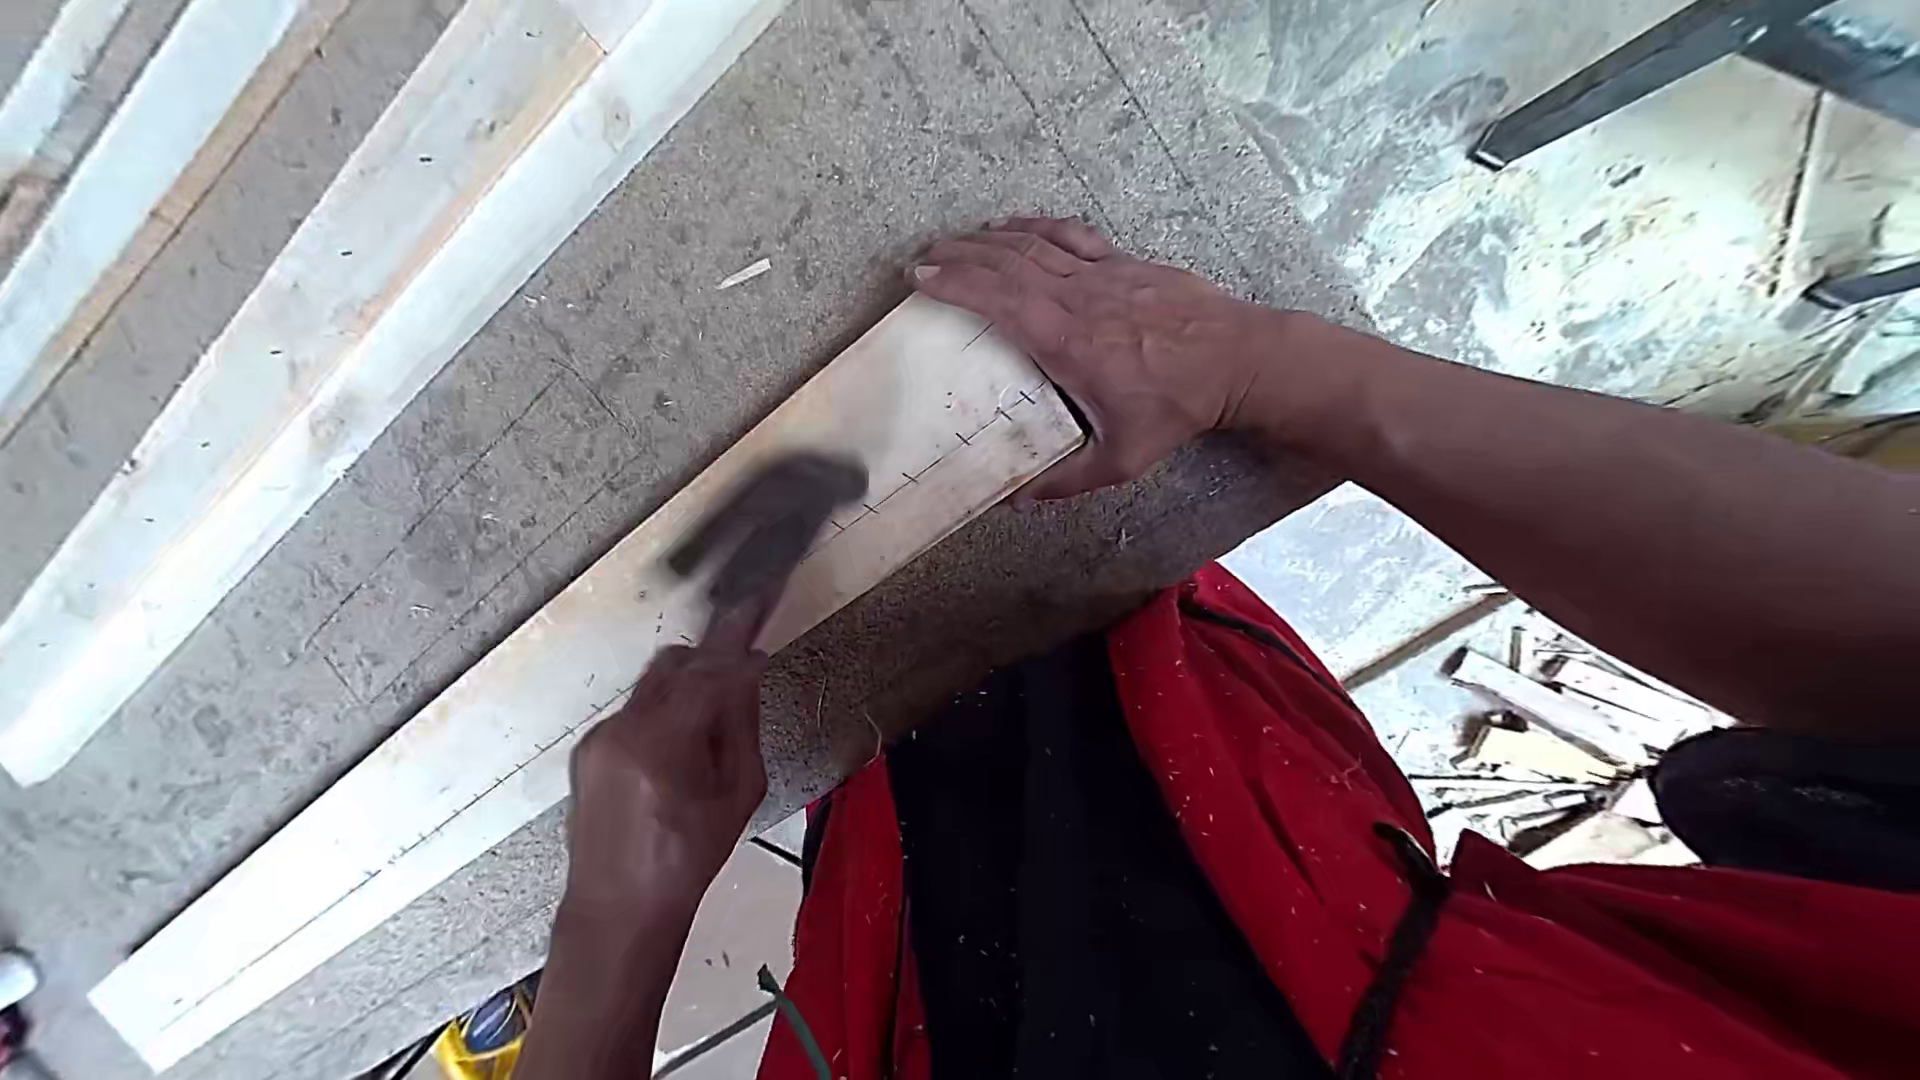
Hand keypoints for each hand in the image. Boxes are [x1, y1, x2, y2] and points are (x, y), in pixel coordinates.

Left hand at [563, 612, 768, 917]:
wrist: (617, 910)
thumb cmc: (690, 856)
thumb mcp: (741, 790)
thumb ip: (742, 721)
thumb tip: (748, 670)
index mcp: (666, 745)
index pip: (710, 669)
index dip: (739, 632)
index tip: (761, 600)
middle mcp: (623, 730)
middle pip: (675, 661)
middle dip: (713, 656)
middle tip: (743, 670)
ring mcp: (599, 737)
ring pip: (655, 681)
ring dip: (689, 682)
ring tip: (711, 721)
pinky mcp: (588, 748)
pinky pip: (637, 706)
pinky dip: (666, 707)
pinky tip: (678, 745)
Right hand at [909, 217, 1290, 499]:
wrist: (1238, 361)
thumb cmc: (1178, 408)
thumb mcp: (1121, 459)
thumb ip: (1066, 481)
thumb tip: (1018, 503)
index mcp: (1067, 342)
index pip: (998, 300)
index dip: (955, 283)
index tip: (923, 277)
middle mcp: (1077, 299)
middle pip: (1006, 264)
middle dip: (959, 256)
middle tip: (925, 258)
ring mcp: (1101, 274)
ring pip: (1032, 244)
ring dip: (988, 239)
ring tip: (956, 241)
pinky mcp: (1123, 263)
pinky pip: (1069, 235)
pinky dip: (1035, 227)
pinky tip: (1013, 225)